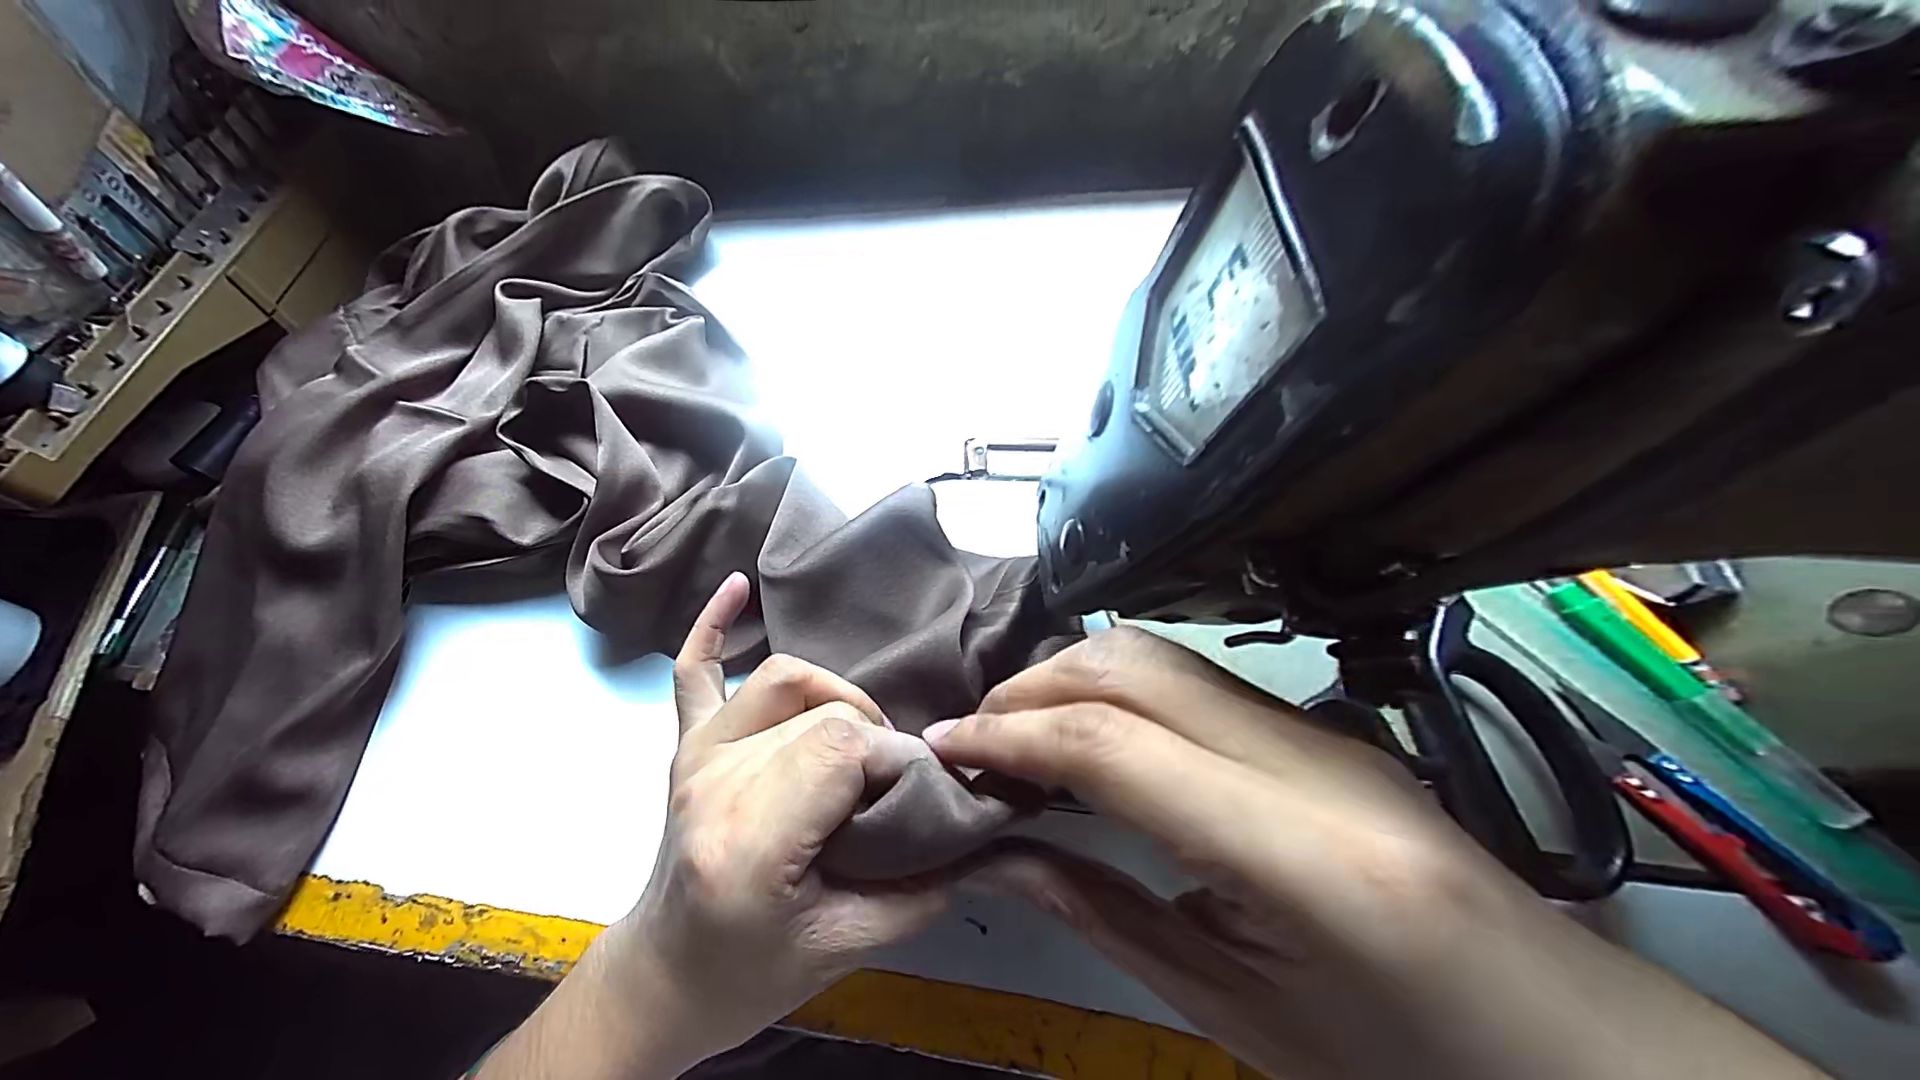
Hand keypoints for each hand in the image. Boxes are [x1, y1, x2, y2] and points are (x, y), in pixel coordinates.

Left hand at [479, 573, 944, 1079]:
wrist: (665, 977)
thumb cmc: (748, 974)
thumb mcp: (846, 948)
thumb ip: (920, 884)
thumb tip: (975, 825)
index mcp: (750, 838)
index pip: (843, 747)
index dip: (896, 756)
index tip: (920, 789)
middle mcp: (716, 779)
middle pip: (824, 711)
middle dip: (878, 737)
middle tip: (896, 780)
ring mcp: (697, 754)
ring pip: (785, 678)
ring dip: (837, 695)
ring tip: (858, 731)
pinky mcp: (687, 745)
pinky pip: (695, 672)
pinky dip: (714, 626)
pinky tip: (738, 588)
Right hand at [928, 627, 1825, 1079]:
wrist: (1572, 1046)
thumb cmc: (1405, 1066)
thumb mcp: (1237, 1015)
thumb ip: (1107, 917)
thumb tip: (1004, 853)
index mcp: (1300, 853)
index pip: (1116, 746)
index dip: (1014, 734)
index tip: (948, 747)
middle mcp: (1311, 759)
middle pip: (1135, 665)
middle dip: (1034, 683)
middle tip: (976, 734)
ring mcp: (1321, 727)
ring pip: (1162, 652)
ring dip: (1073, 674)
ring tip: (1019, 728)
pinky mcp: (1320, 723)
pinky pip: (1192, 677)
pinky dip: (1118, 688)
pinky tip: (1091, 731)